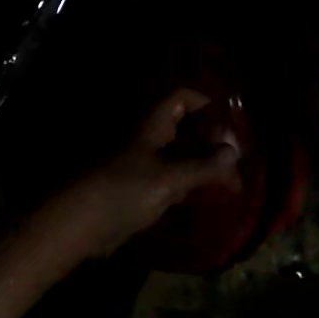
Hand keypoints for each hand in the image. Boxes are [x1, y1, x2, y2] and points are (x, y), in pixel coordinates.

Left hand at [38, 88, 242, 259]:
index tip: (231, 128)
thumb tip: (233, 152)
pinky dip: (187, 182)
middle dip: (210, 141)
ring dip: (201, 164)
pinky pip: (168, 176)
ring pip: (177, 153)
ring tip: (230, 186)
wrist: (80, 220)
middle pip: (182, 126)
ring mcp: (140, 160)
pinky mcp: (136, 185)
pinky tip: (204, 199)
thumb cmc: (123, 190)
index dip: (206, 104)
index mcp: (150, 123)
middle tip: (238, 165)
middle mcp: (145, 136)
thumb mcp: (169, 178)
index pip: (180, 97)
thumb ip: (202, 165)